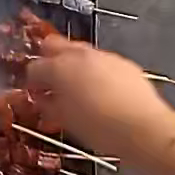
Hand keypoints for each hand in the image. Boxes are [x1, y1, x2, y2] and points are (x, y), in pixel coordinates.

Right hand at [28, 36, 174, 163]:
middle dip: (48, 59)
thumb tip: (43, 99)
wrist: (143, 127)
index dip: (31, 81)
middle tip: (50, 80)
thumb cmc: (100, 129)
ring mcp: (102, 55)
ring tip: (77, 87)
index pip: (34, 67)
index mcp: (60, 68)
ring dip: (72, 64)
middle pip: (53, 44)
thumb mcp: (67, 121)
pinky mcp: (122, 61)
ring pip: (78, 51)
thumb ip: (50, 105)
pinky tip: (101, 89)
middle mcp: (79, 55)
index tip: (35, 92)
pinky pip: (100, 60)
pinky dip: (94, 69)